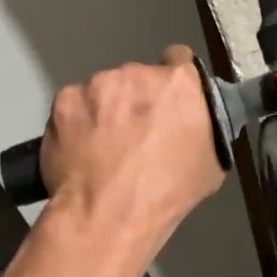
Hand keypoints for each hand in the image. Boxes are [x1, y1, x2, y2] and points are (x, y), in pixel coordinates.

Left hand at [39, 45, 226, 261]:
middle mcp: (138, 72)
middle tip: (134, 135)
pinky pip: (74, 105)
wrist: (106, 216)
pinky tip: (80, 148)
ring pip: (104, 90)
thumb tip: (195, 119)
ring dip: (106, 109)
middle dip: (137, 99)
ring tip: (102, 147)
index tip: (168, 101)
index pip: (179, 59)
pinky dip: (76, 121)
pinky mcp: (65, 99)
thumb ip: (204, 126)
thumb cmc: (167, 194)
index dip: (174, 81)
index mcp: (179, 82)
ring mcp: (97, 84)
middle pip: (139, 77)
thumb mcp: (211, 162)